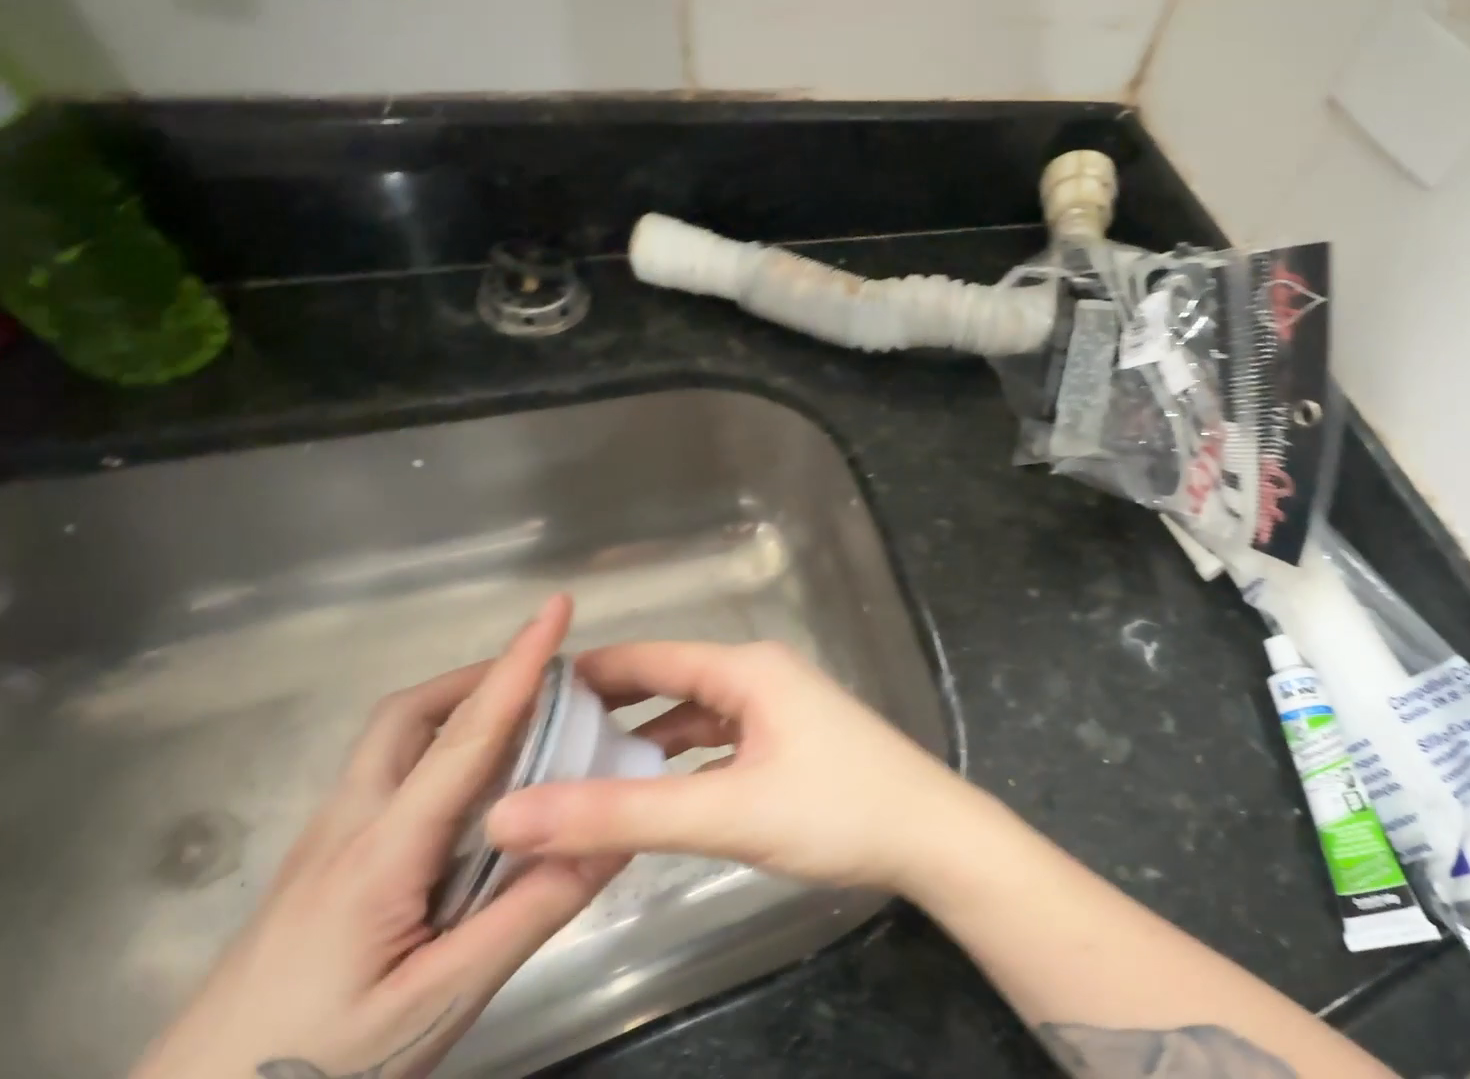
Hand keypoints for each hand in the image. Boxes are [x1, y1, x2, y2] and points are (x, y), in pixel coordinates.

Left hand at [134, 595, 624, 1078]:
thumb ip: (531, 911)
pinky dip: (443, 755)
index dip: (518, 668)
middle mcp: (348, 829)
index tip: (556, 610)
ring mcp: (326, 847)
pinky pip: (389, 781)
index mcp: (382, 853)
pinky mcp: (322, 870)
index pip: (466, 739)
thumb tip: (615, 836)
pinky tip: (479, 800)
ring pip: (392, 745)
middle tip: (547, 676)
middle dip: (480, 677)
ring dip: (459, 712)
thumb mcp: (444, 996)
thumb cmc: (317, 1063)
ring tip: (526, 729)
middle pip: (408, 717)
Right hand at [486, 641, 983, 892]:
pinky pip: (722, 743)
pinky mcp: (794, 744)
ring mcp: (783, 710)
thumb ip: (621, 815)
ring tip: (579, 778)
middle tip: (534, 750)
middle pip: (667, 685)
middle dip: (606, 713)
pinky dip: (683, 763)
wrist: (933, 837)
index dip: (580, 678)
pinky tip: (655, 795)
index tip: (515, 705)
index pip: (645, 659)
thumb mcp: (727, 813)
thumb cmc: (838, 811)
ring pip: (695, 718)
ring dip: (644, 743)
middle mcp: (763, 677)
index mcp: (747, 670)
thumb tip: (509, 814)